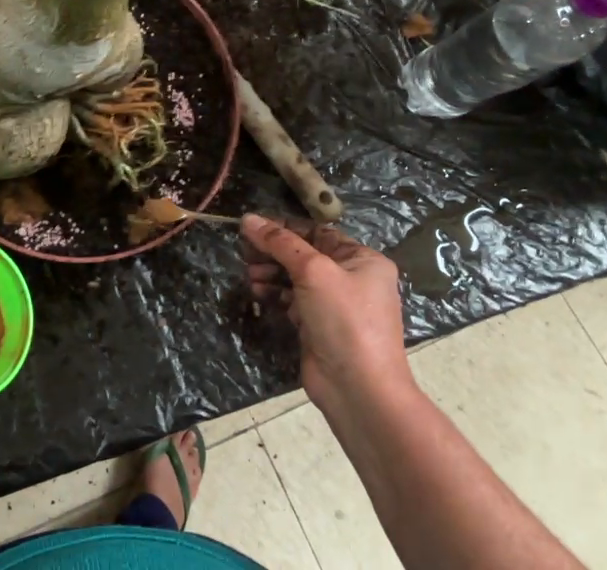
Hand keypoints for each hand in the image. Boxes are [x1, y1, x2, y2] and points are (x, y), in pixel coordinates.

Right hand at [240, 215, 411, 410]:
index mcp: (362, 260)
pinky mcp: (318, 326)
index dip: (283, 228)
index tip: (250, 227)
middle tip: (244, 252)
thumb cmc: (344, 319)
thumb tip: (247, 218)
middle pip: (304, 254)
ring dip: (270, 272)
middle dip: (273, 252)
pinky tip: (257, 292)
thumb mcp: (313, 271)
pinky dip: (274, 294)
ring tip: (249, 275)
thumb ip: (279, 242)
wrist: (359, 388)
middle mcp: (351, 278)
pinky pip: (292, 300)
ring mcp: (335, 304)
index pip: (317, 232)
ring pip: (295, 277)